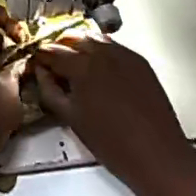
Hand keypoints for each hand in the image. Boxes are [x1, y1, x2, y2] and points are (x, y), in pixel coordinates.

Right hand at [34, 32, 195, 189]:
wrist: (158, 157)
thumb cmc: (113, 144)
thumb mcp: (72, 119)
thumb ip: (50, 91)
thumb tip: (41, 74)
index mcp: (80, 66)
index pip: (51, 50)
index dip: (40, 57)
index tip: (37, 64)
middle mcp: (100, 52)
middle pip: (71, 38)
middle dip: (59, 48)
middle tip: (54, 65)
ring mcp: (122, 54)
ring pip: (92, 38)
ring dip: (80, 46)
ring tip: (77, 66)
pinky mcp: (139, 61)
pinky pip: (113, 46)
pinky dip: (101, 52)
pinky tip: (101, 69)